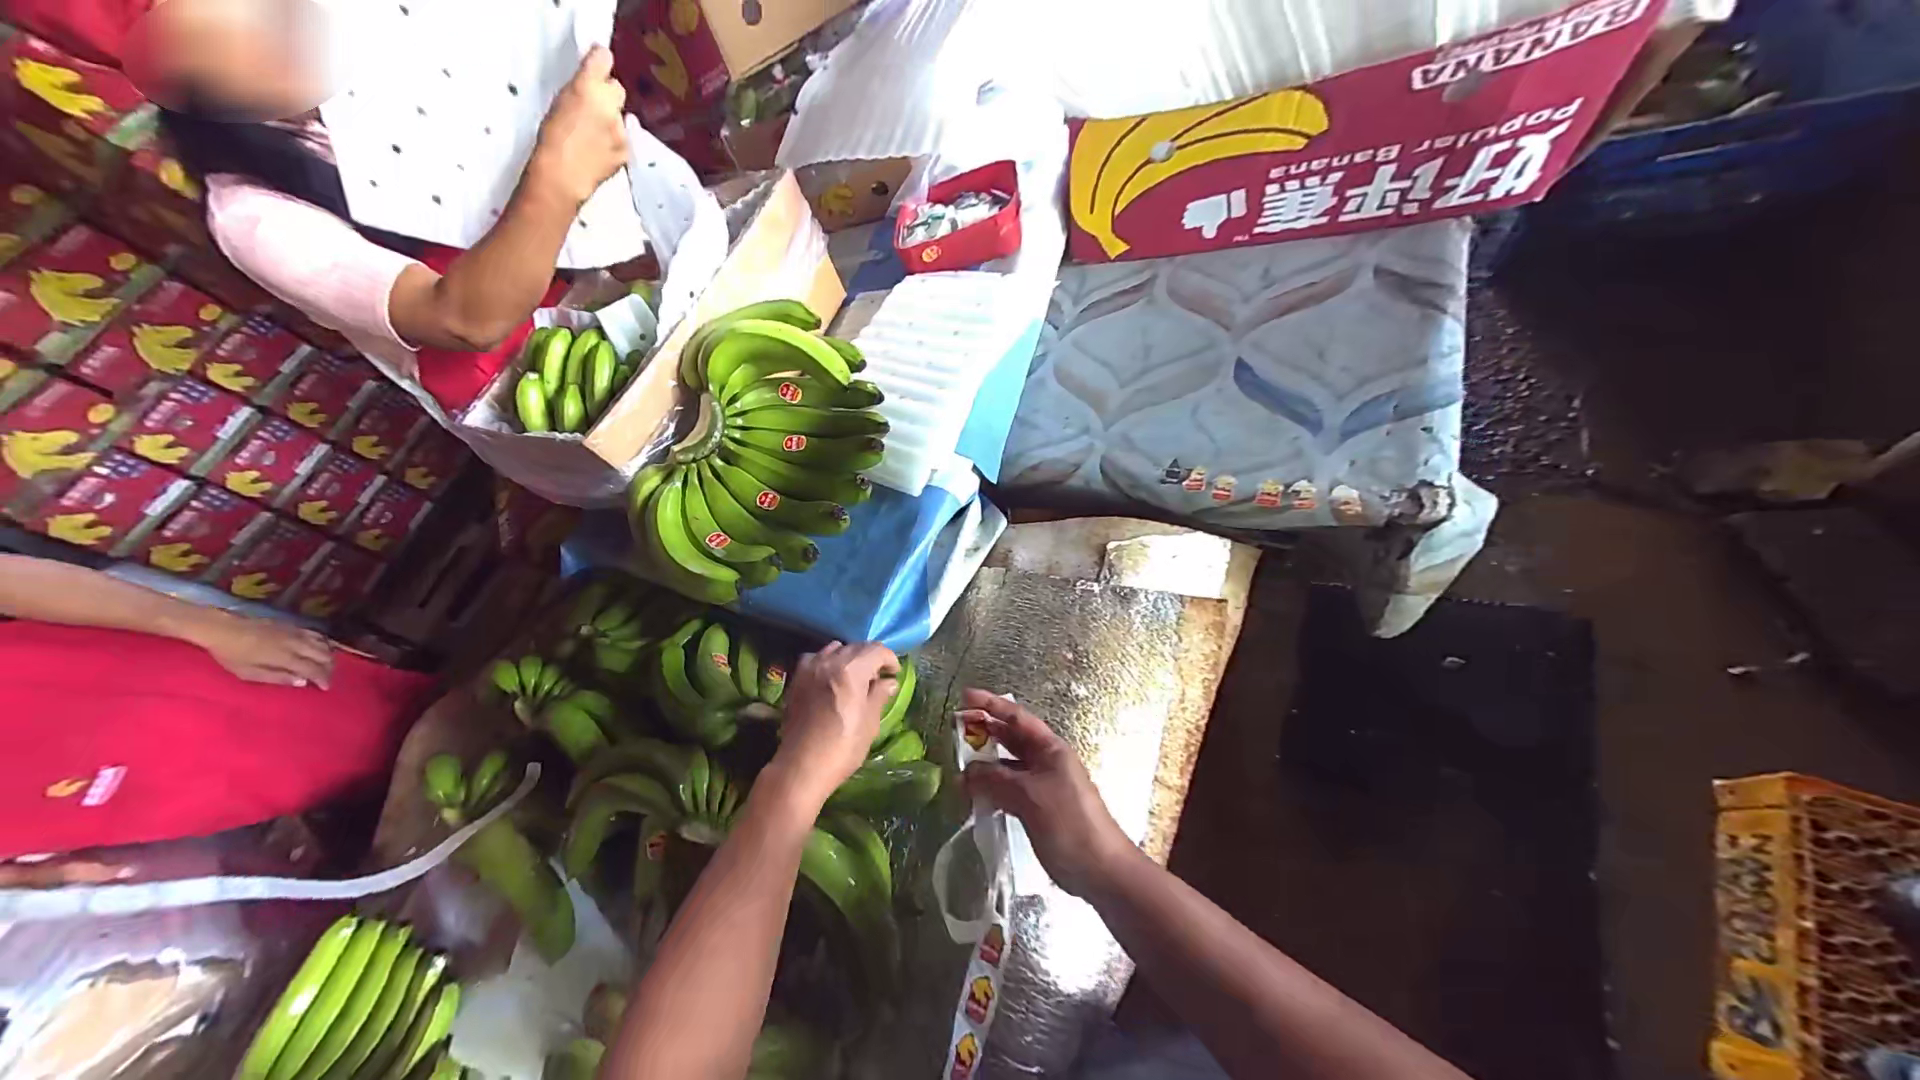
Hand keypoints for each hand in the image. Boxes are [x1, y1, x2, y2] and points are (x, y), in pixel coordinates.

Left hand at [189, 609, 334, 687]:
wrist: (224, 629)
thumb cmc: (232, 654)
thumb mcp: (248, 672)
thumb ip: (276, 677)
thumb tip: (302, 682)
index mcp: (286, 658)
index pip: (314, 669)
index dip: (323, 679)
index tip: (326, 688)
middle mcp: (298, 645)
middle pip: (324, 657)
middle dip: (329, 669)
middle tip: (327, 678)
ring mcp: (298, 634)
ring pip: (325, 645)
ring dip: (329, 656)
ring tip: (327, 665)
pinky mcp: (296, 627)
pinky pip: (318, 635)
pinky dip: (325, 644)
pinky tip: (322, 648)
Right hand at [527, 45, 628, 206]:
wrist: (564, 174)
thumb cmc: (553, 137)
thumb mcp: (561, 100)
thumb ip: (581, 88)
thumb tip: (593, 82)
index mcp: (586, 87)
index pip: (604, 58)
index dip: (601, 61)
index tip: (598, 65)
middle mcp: (609, 105)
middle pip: (618, 89)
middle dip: (609, 95)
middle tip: (595, 106)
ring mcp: (621, 129)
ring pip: (622, 115)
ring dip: (612, 120)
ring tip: (596, 134)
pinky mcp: (628, 149)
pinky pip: (626, 137)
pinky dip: (617, 140)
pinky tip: (603, 149)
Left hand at [771, 642, 898, 803]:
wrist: (801, 767)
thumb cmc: (842, 747)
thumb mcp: (870, 722)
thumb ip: (879, 695)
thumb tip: (888, 682)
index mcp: (851, 669)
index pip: (876, 650)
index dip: (890, 659)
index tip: (894, 673)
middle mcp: (829, 661)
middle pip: (855, 647)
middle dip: (870, 657)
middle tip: (879, 676)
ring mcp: (809, 668)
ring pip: (834, 649)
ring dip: (848, 657)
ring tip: (855, 676)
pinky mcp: (796, 680)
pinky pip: (815, 658)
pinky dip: (827, 661)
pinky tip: (830, 678)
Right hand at [959, 689, 1136, 896]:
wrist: (1099, 870)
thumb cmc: (1069, 823)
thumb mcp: (1030, 796)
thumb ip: (996, 780)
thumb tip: (966, 773)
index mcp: (1050, 749)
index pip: (1016, 718)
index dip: (991, 705)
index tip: (965, 696)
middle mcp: (1046, 761)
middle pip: (1011, 738)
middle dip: (985, 730)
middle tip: (955, 726)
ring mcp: (1042, 785)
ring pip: (1007, 765)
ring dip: (984, 763)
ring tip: (958, 763)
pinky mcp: (1037, 808)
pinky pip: (1008, 789)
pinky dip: (991, 788)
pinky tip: (973, 794)